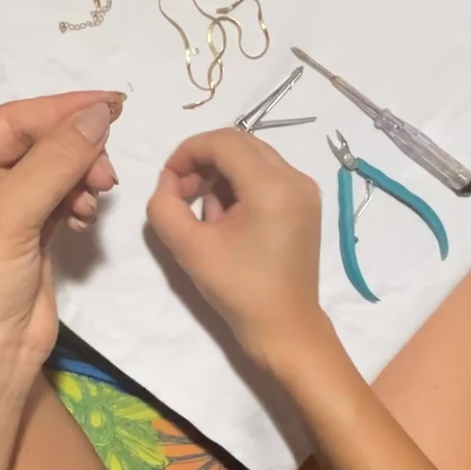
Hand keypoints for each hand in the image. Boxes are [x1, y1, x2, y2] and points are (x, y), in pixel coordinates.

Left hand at [0, 91, 122, 380]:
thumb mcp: (9, 217)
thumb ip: (54, 161)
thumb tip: (98, 114)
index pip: (13, 121)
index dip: (62, 110)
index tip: (111, 105)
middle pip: (38, 142)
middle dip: (76, 150)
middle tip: (109, 170)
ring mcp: (6, 208)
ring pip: (55, 169)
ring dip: (82, 176)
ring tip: (98, 198)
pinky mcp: (32, 232)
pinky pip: (63, 197)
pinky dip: (80, 199)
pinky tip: (86, 217)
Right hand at [145, 129, 328, 365]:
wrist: (284, 327)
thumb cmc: (238, 291)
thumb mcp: (188, 248)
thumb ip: (164, 206)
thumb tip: (170, 181)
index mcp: (273, 186)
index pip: (223, 142)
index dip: (187, 153)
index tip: (168, 183)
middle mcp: (296, 178)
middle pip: (239, 143)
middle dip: (203, 161)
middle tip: (182, 195)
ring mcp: (305, 190)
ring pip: (252, 157)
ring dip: (220, 174)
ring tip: (206, 215)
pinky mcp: (305, 204)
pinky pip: (266, 175)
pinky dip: (240, 186)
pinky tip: (229, 219)